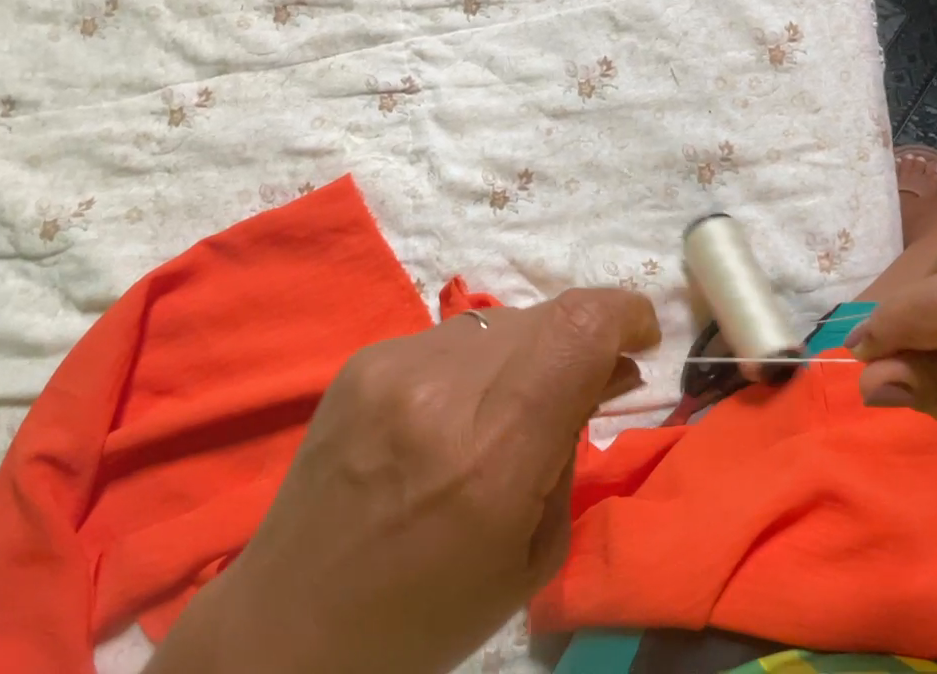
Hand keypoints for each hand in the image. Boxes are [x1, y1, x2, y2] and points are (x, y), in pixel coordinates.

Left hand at [148, 289, 657, 673]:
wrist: (294, 622)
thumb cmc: (431, 611)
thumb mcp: (536, 552)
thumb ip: (574, 447)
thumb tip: (603, 372)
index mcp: (496, 452)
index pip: (580, 327)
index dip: (626, 313)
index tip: (642, 338)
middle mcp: (444, 390)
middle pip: (548, 314)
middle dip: (584, 339)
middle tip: (589, 383)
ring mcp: (395, 366)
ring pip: (501, 323)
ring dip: (530, 351)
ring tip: (515, 406)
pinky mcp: (364, 360)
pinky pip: (453, 338)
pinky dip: (480, 363)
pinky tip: (459, 412)